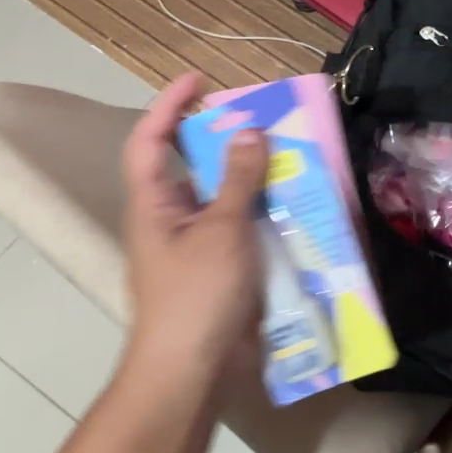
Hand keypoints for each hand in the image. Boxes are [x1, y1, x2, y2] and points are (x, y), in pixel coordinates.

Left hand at [119, 73, 267, 390]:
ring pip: (225, 198)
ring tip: (294, 158)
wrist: (191, 372)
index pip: (151, 142)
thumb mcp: (221, 229)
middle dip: (227, 142)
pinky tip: (300, 207)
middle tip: (267, 121)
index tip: (200, 80)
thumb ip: (238, 179)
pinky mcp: (223, 270)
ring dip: (255, 179)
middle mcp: (172, 219)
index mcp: (154, 205)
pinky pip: (245, 228)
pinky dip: (267, 213)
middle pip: (194, 167)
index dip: (169, 106)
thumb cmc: (196, 295)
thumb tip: (250, 132)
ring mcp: (198, 247)